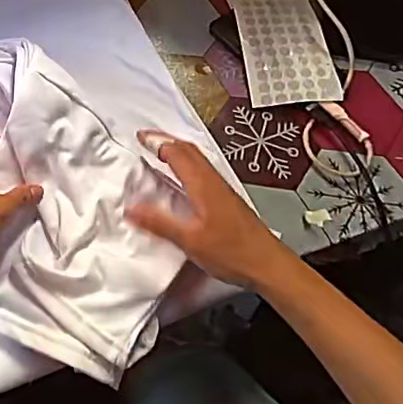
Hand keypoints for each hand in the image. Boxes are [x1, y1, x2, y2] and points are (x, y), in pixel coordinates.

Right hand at [127, 136, 302, 291]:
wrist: (270, 266)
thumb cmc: (236, 253)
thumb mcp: (190, 240)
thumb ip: (159, 223)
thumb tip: (132, 210)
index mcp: (203, 185)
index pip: (177, 153)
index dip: (157, 142)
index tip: (141, 137)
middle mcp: (214, 182)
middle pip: (190, 150)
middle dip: (167, 140)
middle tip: (148, 139)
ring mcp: (223, 190)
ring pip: (199, 159)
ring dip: (179, 150)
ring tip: (163, 151)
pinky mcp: (228, 200)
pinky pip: (205, 171)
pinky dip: (189, 164)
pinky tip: (185, 177)